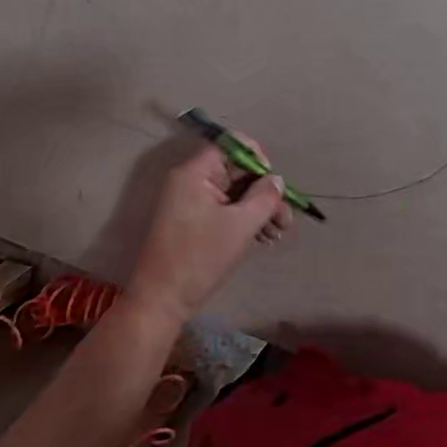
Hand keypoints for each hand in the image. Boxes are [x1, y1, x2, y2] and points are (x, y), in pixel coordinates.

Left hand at [125, 136, 294, 323]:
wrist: (161, 301)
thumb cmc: (200, 258)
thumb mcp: (240, 225)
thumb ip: (264, 197)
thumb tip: (276, 180)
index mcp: (196, 171)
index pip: (231, 146)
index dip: (257, 158)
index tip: (273, 184)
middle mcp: (190, 179)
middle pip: (235, 171)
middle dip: (263, 192)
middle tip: (286, 218)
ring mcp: (190, 201)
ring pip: (233, 193)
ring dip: (258, 209)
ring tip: (277, 234)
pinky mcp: (192, 221)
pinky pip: (223, 208)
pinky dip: (243, 219)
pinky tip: (263, 238)